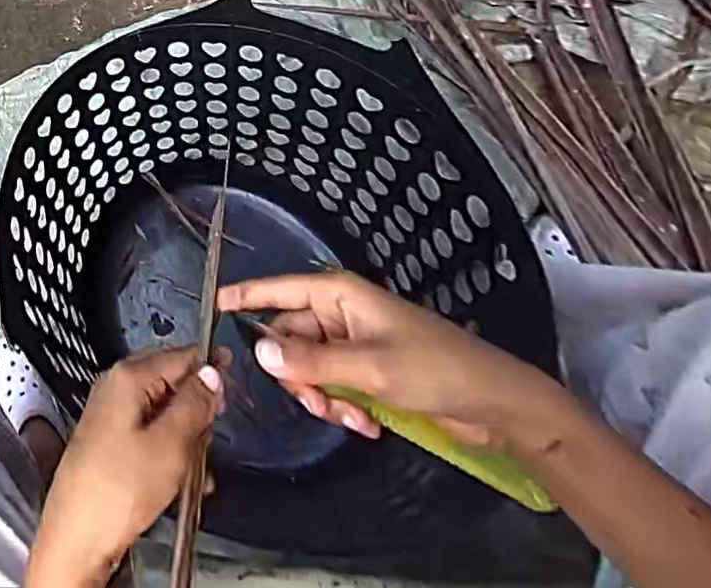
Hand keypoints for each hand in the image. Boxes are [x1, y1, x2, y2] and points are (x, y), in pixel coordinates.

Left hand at [25, 346, 225, 587]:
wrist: (77, 532)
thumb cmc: (120, 487)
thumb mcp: (170, 445)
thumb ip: (194, 405)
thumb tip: (210, 372)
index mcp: (128, 376)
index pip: (179, 356)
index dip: (209, 368)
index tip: (234, 383)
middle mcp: (116, 384)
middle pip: (171, 380)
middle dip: (197, 406)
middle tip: (213, 435)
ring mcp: (111, 410)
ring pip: (163, 409)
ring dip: (187, 434)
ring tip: (199, 468)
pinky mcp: (110, 436)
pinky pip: (150, 430)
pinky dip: (170, 448)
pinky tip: (184, 479)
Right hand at [217, 271, 570, 450]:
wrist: (499, 405)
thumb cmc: (436, 368)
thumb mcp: (371, 367)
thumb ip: (312, 361)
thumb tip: (258, 352)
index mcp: (336, 294)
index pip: (276, 289)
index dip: (243, 297)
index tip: (212, 305)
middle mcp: (337, 313)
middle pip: (288, 338)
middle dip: (298, 374)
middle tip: (315, 401)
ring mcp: (349, 342)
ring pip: (306, 367)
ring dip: (321, 395)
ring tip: (348, 416)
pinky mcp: (363, 369)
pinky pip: (329, 383)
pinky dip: (340, 404)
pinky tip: (365, 422)